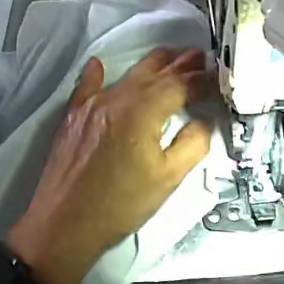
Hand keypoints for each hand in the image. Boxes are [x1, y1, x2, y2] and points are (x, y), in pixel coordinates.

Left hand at [7, 48, 213, 283]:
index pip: (180, 84)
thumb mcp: (168, 178)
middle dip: (181, 64)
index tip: (219, 80)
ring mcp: (91, 105)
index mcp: (142, 111)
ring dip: (153, 66)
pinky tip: (99, 65)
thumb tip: (202, 122)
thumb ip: (192, 144)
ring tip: (171, 59)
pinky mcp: (74, 117)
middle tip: (201, 58)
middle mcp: (116, 99)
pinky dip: (100, 75)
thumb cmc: (119, 205)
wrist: (64, 224)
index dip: (203, 80)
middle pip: (155, 72)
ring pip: (127, 75)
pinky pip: (89, 86)